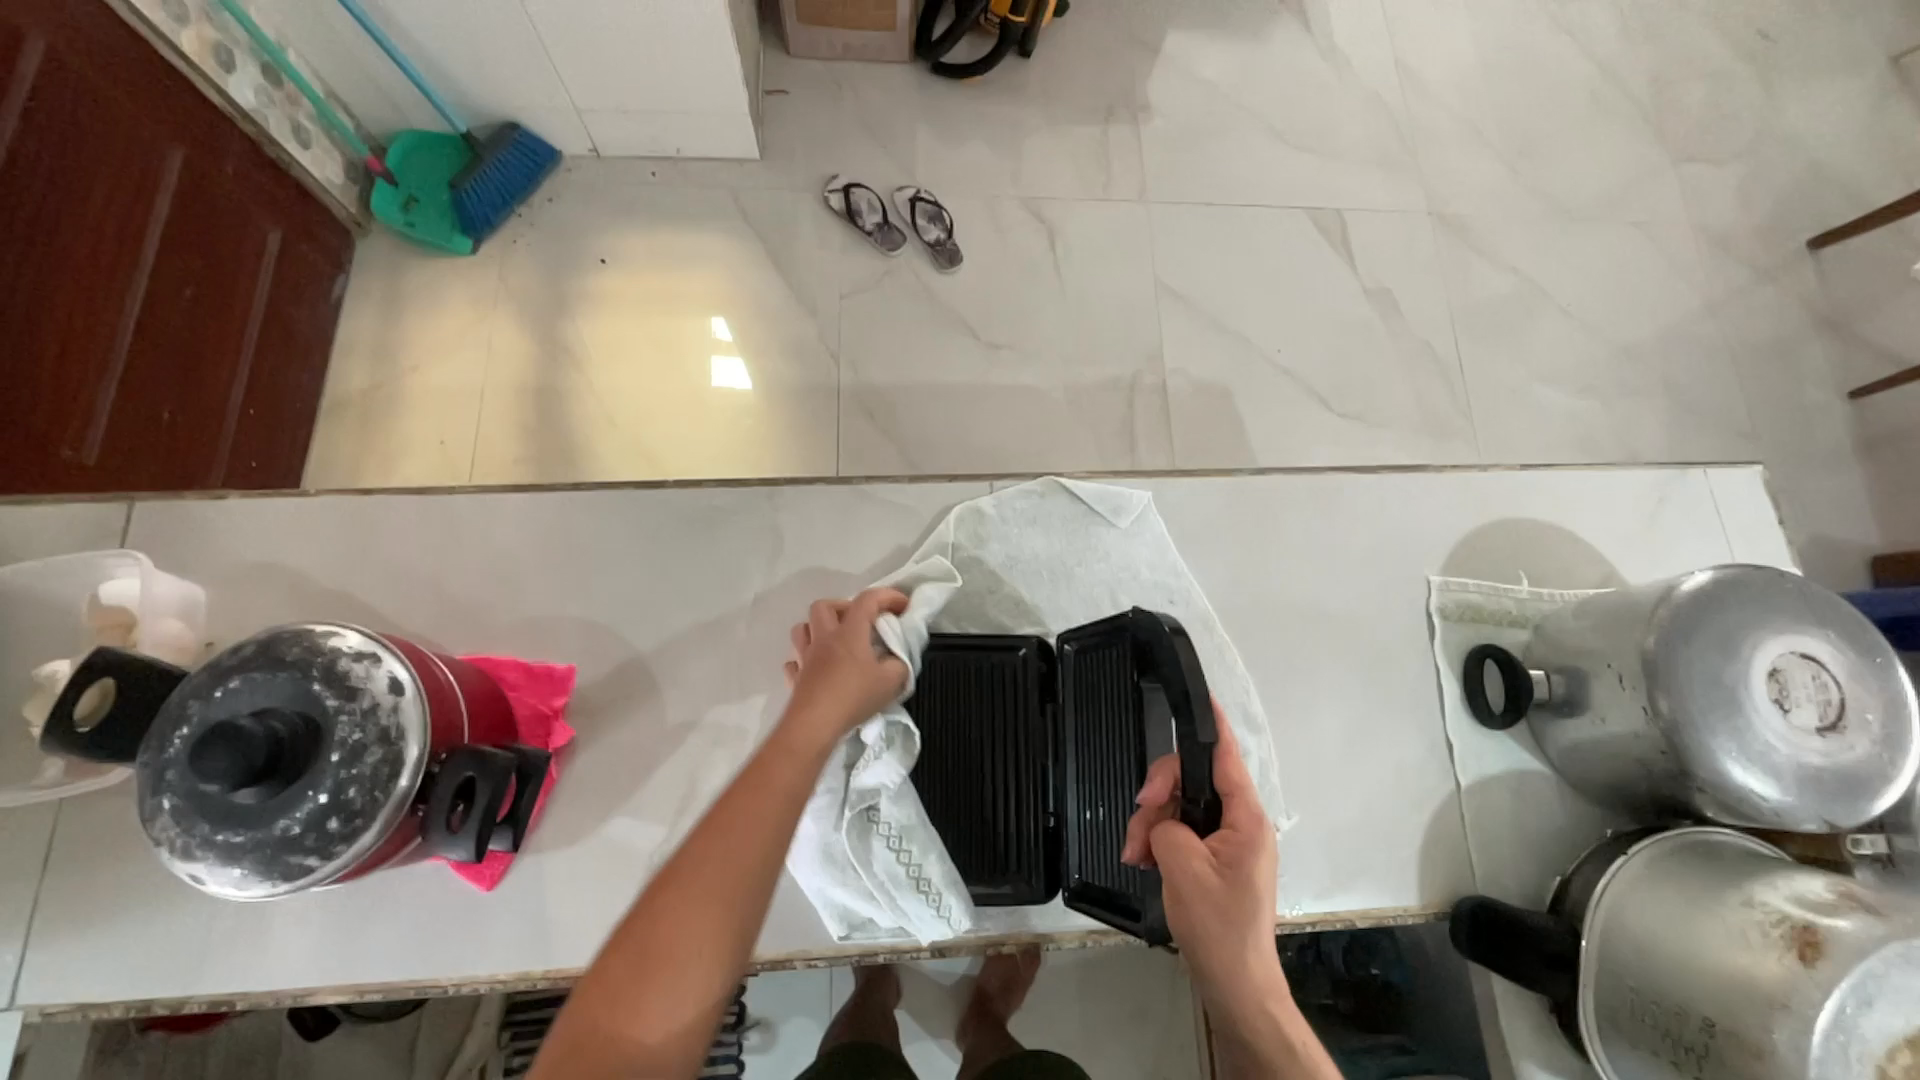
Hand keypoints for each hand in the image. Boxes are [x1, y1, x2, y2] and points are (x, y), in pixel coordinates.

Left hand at [781, 588, 910, 739]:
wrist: (814, 725)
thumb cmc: (854, 697)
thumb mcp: (892, 681)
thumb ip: (900, 664)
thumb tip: (896, 660)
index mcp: (849, 632)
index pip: (868, 600)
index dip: (888, 596)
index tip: (903, 606)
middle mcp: (824, 639)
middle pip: (824, 606)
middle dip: (843, 607)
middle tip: (861, 624)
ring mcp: (806, 658)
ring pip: (802, 629)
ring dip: (818, 630)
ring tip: (836, 643)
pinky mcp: (796, 679)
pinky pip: (796, 661)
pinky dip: (806, 661)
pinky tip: (818, 670)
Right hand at [1121, 700, 1285, 1006]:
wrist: (1235, 983)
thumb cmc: (1218, 926)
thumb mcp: (1183, 869)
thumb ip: (1166, 827)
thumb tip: (1163, 821)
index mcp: (1246, 818)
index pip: (1228, 757)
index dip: (1212, 725)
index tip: (1200, 697)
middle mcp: (1242, 823)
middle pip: (1193, 782)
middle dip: (1158, 797)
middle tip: (1138, 821)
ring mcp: (1229, 842)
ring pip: (1181, 808)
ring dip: (1152, 825)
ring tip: (1136, 855)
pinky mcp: (1215, 859)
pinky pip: (1182, 832)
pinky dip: (1159, 841)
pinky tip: (1144, 860)